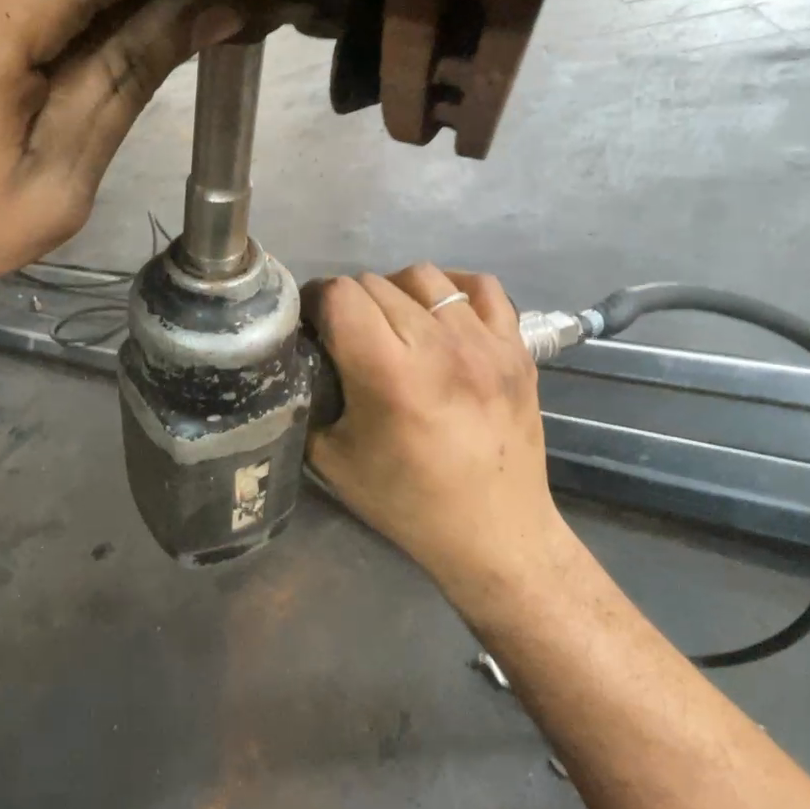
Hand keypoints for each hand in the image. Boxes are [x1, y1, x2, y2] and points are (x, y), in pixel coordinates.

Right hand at [304, 264, 568, 597]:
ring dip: (396, 292)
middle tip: (344, 335)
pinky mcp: (517, 348)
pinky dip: (452, 290)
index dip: (314, 302)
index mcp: (388, 373)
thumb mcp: (330, 458)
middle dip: (348, 302)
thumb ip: (306, 402)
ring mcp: (485, 343)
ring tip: (392, 324)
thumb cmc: (406, 501)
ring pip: (424, 275)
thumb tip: (292, 362)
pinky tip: (438, 314)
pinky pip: (481, 287)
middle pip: (375, 282)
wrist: (495, 533)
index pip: (340, 295)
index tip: (309, 325)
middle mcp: (439, 346)